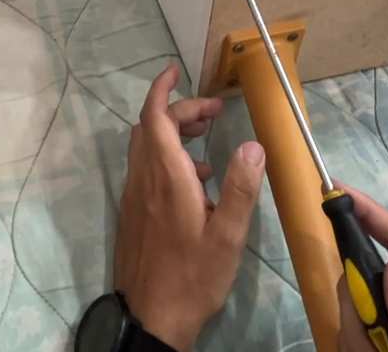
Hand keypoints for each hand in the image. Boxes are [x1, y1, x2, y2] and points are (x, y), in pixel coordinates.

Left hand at [114, 64, 265, 349]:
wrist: (150, 316)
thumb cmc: (192, 275)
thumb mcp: (226, 235)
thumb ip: (240, 187)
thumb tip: (253, 145)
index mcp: (165, 174)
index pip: (156, 115)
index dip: (163, 88)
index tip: (175, 71)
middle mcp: (144, 176)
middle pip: (154, 125)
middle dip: (181, 110)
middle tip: (213, 112)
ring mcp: (136, 193)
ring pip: (147, 145)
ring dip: (172, 131)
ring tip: (206, 139)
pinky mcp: (134, 209)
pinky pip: (147, 166)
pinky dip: (168, 156)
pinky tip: (197, 179)